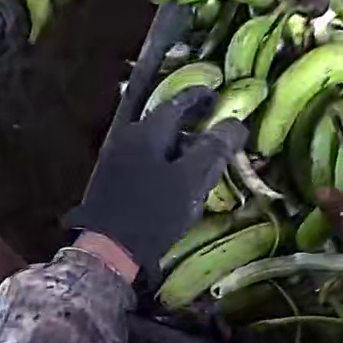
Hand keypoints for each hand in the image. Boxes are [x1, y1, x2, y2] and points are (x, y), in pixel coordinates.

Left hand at [66, 88, 246, 273]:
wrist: (107, 248)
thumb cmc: (152, 212)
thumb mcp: (189, 182)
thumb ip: (212, 151)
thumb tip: (235, 125)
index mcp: (147, 132)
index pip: (177, 104)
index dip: (198, 98)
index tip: (215, 95)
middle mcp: (126, 137)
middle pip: (156, 116)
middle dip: (178, 112)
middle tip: (199, 114)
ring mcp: (114, 157)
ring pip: (146, 136)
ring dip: (167, 135)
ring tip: (188, 144)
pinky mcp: (109, 178)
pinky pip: (138, 154)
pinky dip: (157, 153)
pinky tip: (166, 169)